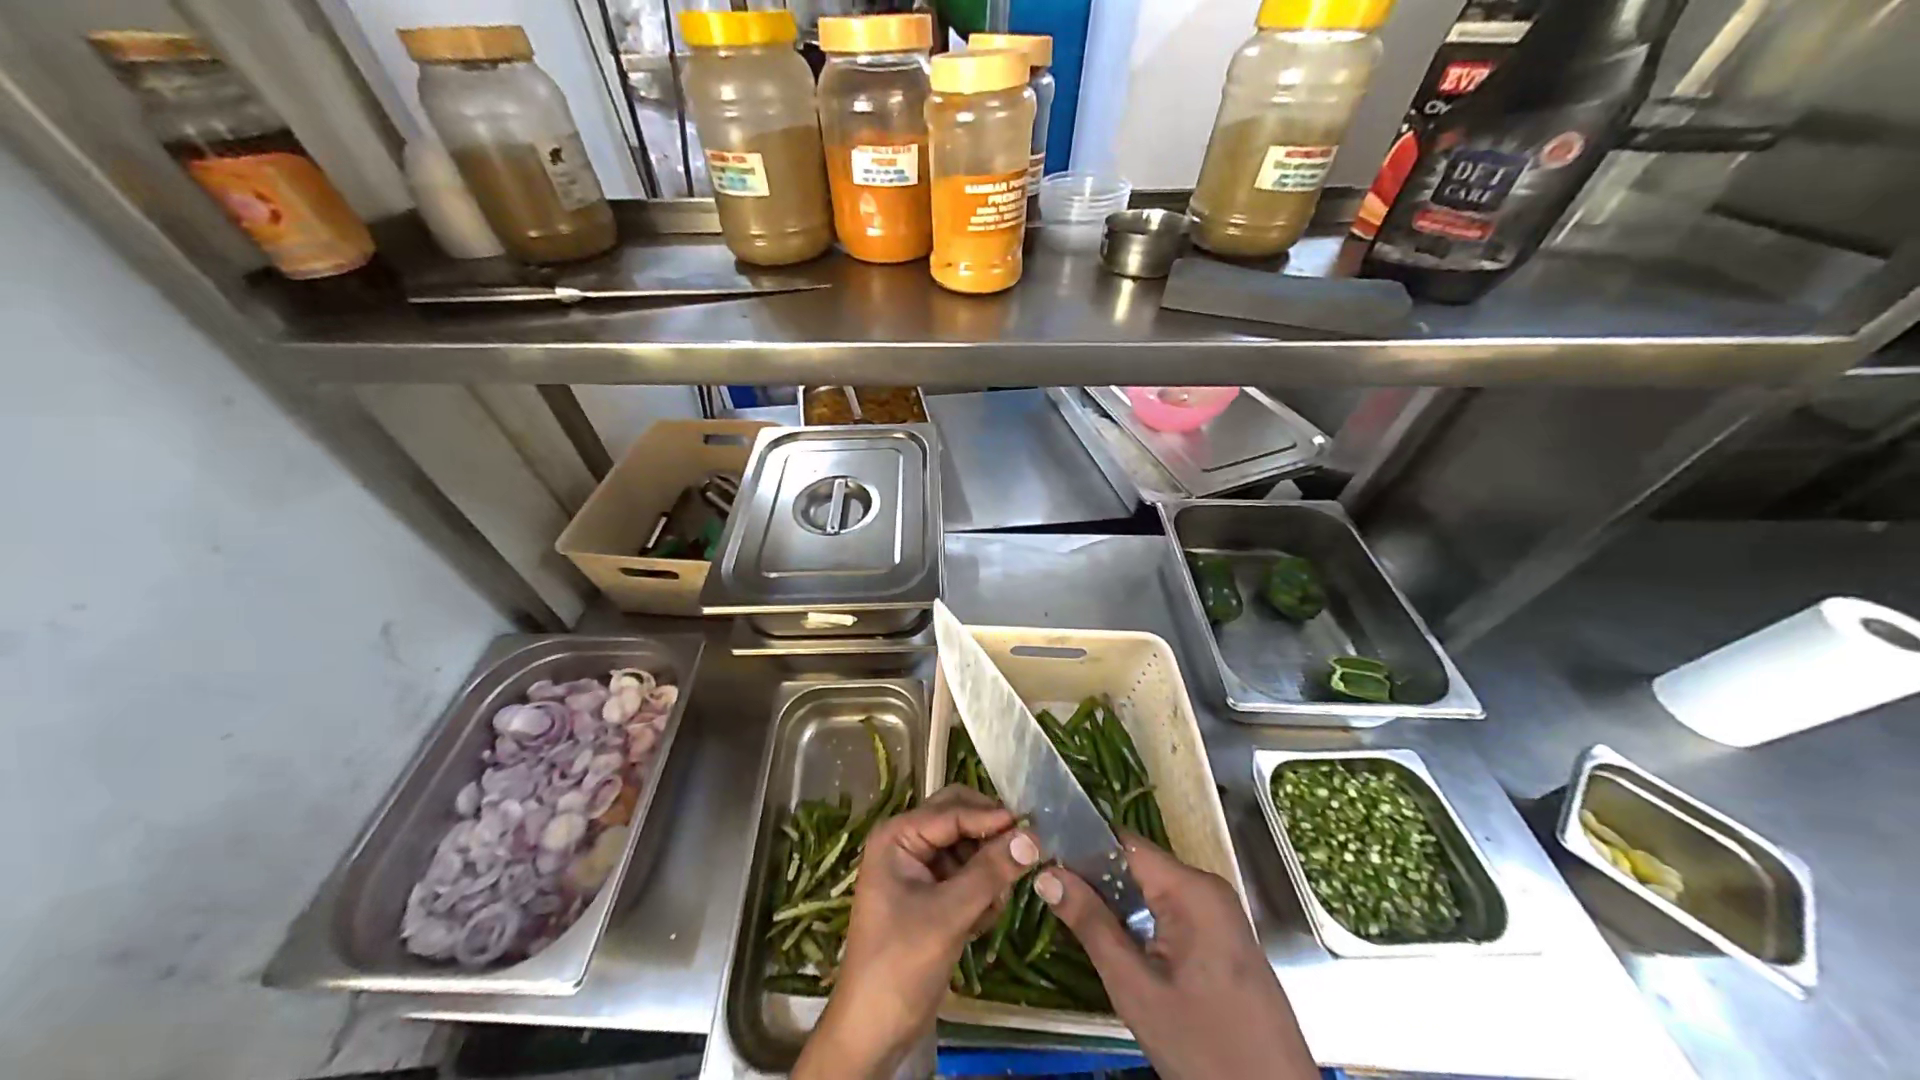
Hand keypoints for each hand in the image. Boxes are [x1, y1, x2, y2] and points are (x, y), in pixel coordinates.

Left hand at [794, 785, 1038, 1079]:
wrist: (873, 1029)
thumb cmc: (900, 965)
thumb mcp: (948, 915)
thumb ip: (990, 872)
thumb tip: (1032, 838)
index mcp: (897, 836)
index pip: (953, 811)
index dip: (993, 817)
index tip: (1034, 829)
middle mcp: (907, 843)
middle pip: (961, 820)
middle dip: (990, 840)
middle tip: (1025, 855)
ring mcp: (919, 869)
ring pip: (969, 848)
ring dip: (988, 872)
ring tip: (992, 906)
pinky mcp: (933, 895)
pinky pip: (968, 875)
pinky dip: (982, 892)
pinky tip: (980, 922)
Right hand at [1035, 834, 1317, 1079]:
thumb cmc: (1205, 1047)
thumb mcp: (1136, 988)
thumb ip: (1091, 925)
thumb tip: (1047, 875)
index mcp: (1191, 888)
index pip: (1123, 842)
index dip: (1081, 845)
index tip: (1042, 857)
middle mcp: (1206, 887)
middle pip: (1136, 864)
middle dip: (1093, 878)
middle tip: (1049, 894)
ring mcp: (1217, 911)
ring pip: (1150, 889)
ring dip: (1114, 902)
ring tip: (1071, 916)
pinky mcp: (1219, 935)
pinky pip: (1168, 909)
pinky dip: (1138, 920)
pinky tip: (1114, 942)